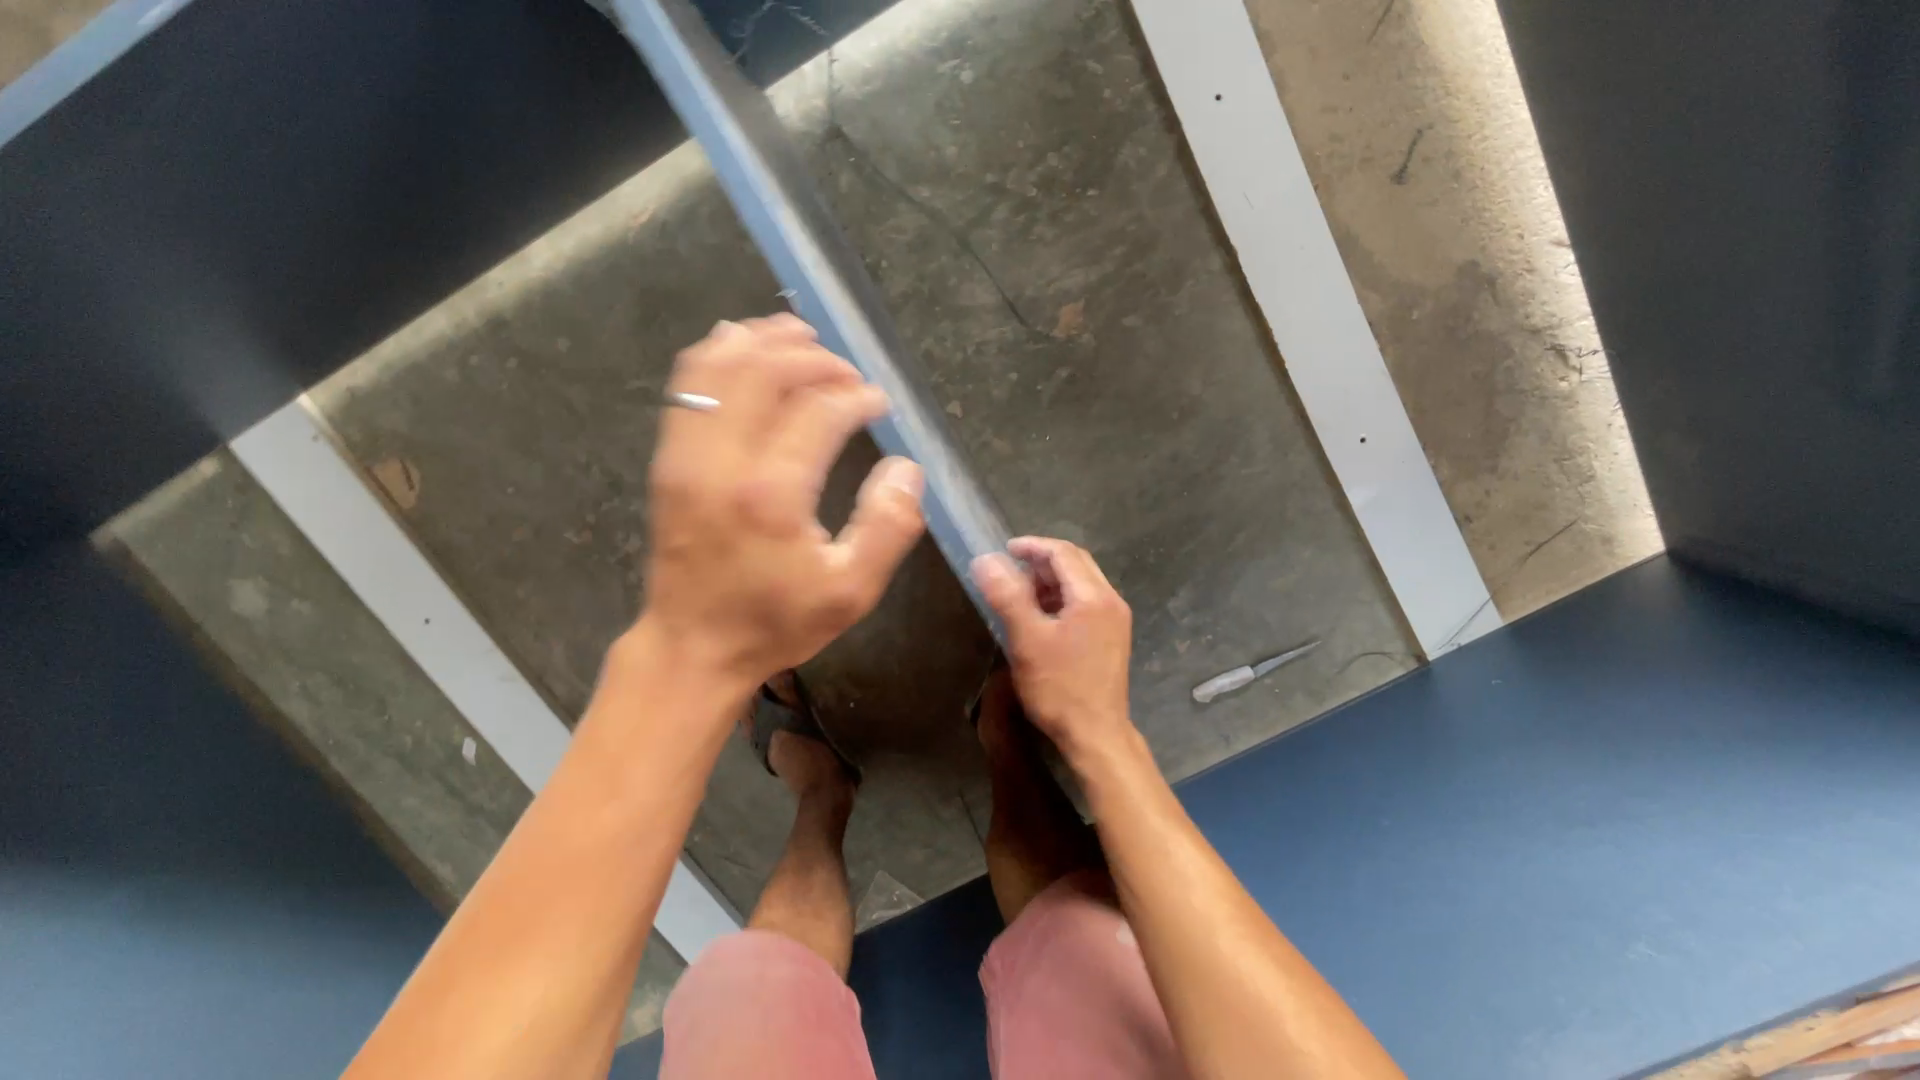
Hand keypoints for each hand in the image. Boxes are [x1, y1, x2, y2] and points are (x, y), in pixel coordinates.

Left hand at [637, 315, 925, 689]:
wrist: (692, 648)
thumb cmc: (775, 622)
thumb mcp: (851, 592)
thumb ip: (889, 527)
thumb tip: (905, 466)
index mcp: (770, 495)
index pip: (819, 411)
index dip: (856, 396)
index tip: (878, 403)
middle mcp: (721, 461)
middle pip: (765, 370)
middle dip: (814, 356)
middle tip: (847, 370)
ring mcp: (686, 456)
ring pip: (719, 366)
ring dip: (763, 340)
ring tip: (801, 335)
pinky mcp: (669, 460)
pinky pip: (690, 386)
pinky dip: (719, 355)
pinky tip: (747, 349)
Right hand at [971, 536, 1136, 765]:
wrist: (1095, 734)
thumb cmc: (1059, 688)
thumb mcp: (1027, 640)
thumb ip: (1007, 596)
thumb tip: (986, 560)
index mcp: (1094, 596)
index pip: (1063, 553)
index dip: (1032, 546)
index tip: (1004, 551)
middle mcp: (1111, 601)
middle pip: (1076, 563)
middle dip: (1042, 561)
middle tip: (1010, 569)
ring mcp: (1115, 620)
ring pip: (1082, 583)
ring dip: (1051, 581)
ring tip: (1020, 593)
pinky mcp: (1113, 637)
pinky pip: (1086, 602)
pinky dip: (1062, 598)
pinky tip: (1041, 616)